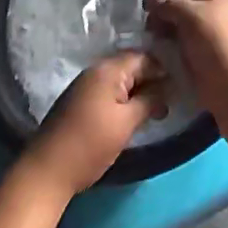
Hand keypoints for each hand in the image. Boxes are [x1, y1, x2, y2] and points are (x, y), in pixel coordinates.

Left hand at [26, 51, 167, 193]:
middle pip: (131, 66)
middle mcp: (96, 70)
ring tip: (156, 111)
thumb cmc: (90, 144)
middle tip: (170, 101)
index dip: (163, 69)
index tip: (179, 87)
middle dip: (152, 80)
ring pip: (120, 80)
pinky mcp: (79, 101)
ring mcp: (85, 85)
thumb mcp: (126, 123)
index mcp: (108, 69)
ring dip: (138, 91)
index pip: (144, 57)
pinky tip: (133, 115)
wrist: (47, 171)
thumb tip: (168, 87)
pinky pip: (108, 90)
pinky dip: (123, 99)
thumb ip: (150, 100)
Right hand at [144, 0, 227, 104]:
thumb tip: (152, 3)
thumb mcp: (192, 14)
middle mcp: (211, 10)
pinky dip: (164, 35)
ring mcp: (204, 32)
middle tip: (142, 9)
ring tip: (146, 26)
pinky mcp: (197, 51)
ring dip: (161, 19)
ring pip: (177, 18)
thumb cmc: (214, 42)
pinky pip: (177, 36)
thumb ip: (169, 3)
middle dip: (162, 0)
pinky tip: (152, 39)